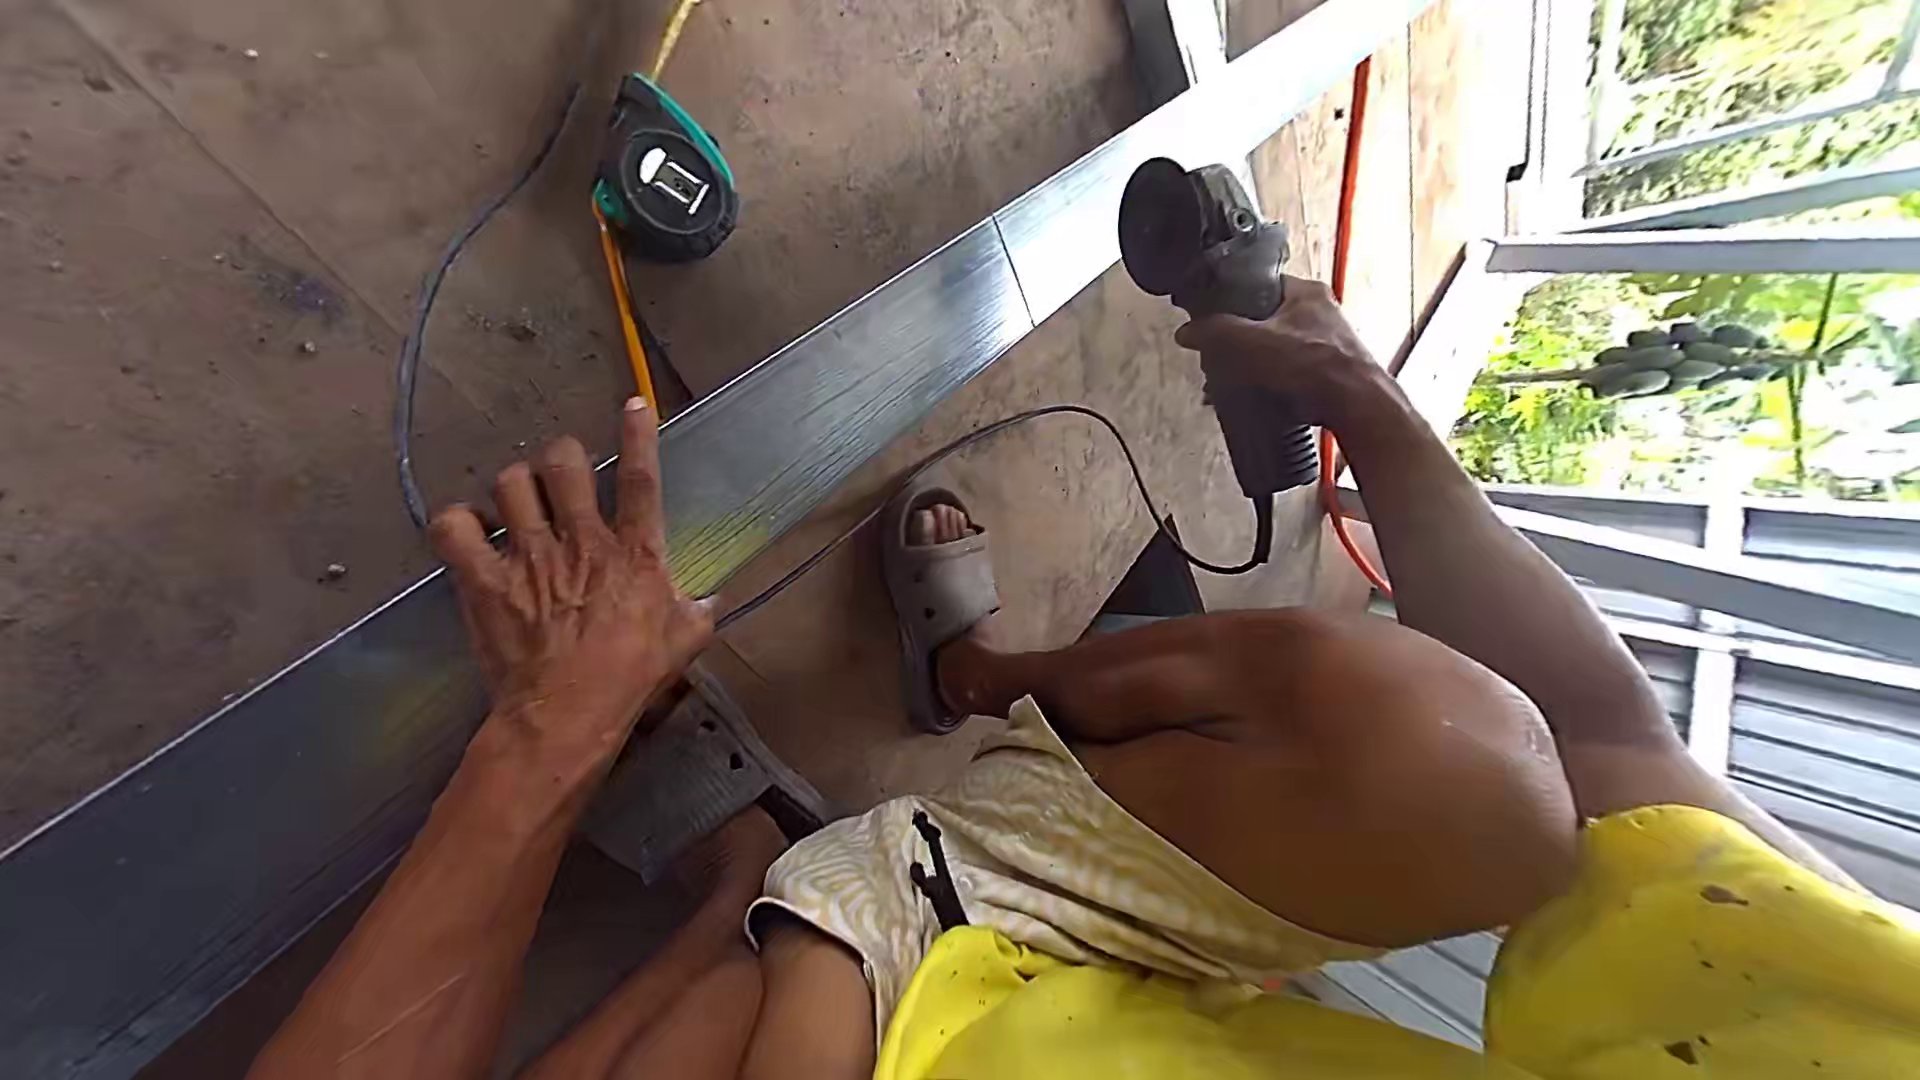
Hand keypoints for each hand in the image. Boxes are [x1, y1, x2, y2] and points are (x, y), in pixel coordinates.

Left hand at [430, 398, 712, 763]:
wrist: (569, 711)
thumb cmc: (635, 671)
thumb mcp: (688, 638)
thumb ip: (701, 609)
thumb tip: (713, 598)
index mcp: (636, 551)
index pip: (641, 480)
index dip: (639, 436)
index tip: (634, 404)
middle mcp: (582, 541)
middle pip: (564, 465)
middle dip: (563, 455)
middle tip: (564, 469)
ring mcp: (529, 558)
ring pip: (511, 486)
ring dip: (517, 485)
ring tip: (521, 501)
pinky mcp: (484, 582)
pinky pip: (453, 529)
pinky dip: (458, 521)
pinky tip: (470, 529)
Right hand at [1173, 276, 1397, 427]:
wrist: (1349, 401)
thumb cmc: (1308, 362)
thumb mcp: (1250, 341)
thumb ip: (1214, 332)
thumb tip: (1185, 332)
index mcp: (1305, 292)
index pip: (1261, 284)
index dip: (1234, 298)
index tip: (1213, 317)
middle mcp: (1316, 312)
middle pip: (1261, 321)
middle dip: (1235, 342)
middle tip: (1216, 357)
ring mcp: (1321, 342)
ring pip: (1269, 349)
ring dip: (1245, 367)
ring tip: (1224, 383)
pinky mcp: (1319, 371)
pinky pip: (1280, 372)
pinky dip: (1261, 383)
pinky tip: (1245, 397)